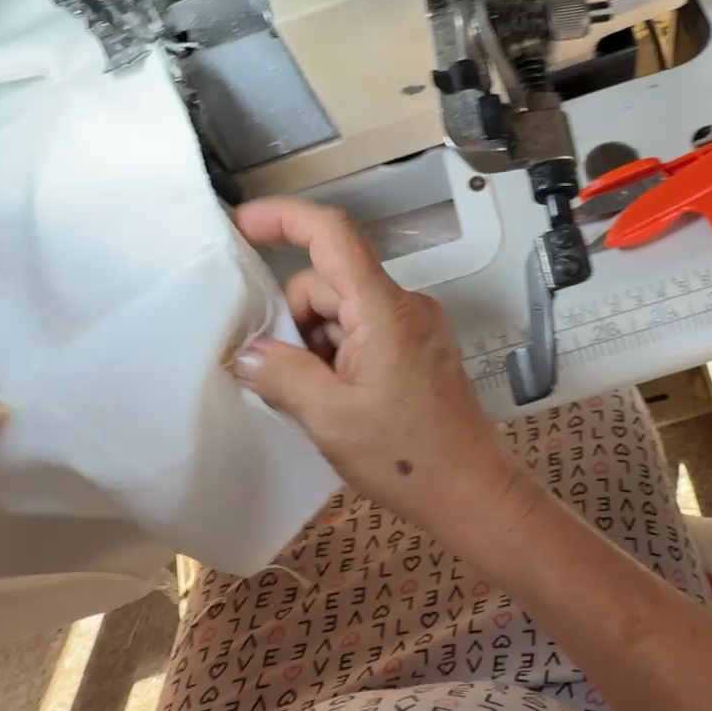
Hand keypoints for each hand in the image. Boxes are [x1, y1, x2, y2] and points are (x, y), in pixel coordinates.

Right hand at [230, 198, 517, 527]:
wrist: (470, 491)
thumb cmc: (406, 457)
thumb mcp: (330, 416)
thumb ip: (282, 374)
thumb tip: (245, 352)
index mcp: (384, 308)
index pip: (333, 235)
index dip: (284, 219)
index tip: (241, 225)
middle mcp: (403, 305)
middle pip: (327, 283)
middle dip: (293, 321)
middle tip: (283, 376)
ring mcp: (412, 327)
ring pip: (340, 312)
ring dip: (313, 345)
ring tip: (315, 400)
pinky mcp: (416, 350)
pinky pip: (361, 333)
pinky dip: (335, 356)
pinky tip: (332, 400)